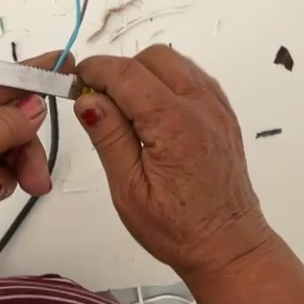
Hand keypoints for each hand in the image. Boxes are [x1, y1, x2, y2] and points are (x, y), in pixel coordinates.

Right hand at [73, 46, 274, 280]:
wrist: (227, 245)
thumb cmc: (177, 228)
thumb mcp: (129, 190)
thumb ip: (109, 138)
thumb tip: (88, 101)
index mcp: (173, 124)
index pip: (126, 74)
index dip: (96, 71)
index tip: (76, 82)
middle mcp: (200, 106)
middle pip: (153, 58)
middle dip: (121, 71)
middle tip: (99, 102)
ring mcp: (216, 108)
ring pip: (175, 63)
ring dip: (144, 74)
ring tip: (125, 111)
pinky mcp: (223, 116)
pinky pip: (192, 79)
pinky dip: (167, 83)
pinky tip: (153, 114)